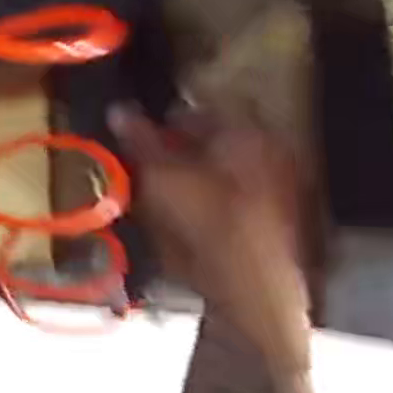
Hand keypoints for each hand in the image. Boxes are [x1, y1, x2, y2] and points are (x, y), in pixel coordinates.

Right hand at [109, 104, 310, 352]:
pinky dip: (200, 195)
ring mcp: (275, 187)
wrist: (249, 289)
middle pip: (211, 135)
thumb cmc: (204, 218)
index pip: (201, 103)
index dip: (164, 111)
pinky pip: (226, 194)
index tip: (136, 124)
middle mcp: (268, 150)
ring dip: (185, 170)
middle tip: (139, 154)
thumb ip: (138, 137)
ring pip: (218, 165)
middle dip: (174, 142)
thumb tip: (118, 108)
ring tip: (151, 184)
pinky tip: (175, 210)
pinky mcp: (270, 219)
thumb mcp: (157, 171)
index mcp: (246, 130)